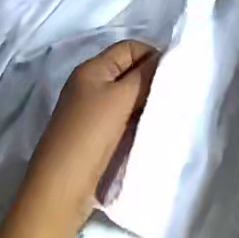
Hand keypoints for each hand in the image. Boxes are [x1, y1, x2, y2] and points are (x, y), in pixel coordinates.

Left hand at [24, 41, 159, 217]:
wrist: (61, 188)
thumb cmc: (90, 135)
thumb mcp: (119, 99)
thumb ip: (144, 76)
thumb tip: (165, 58)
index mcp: (92, 68)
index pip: (129, 48)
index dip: (152, 56)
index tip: (176, 76)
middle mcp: (90, 84)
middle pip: (129, 72)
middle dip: (152, 80)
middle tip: (177, 97)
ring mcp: (92, 111)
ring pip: (128, 97)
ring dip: (147, 103)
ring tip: (169, 114)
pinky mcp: (96, 135)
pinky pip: (123, 118)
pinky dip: (138, 121)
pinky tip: (153, 131)